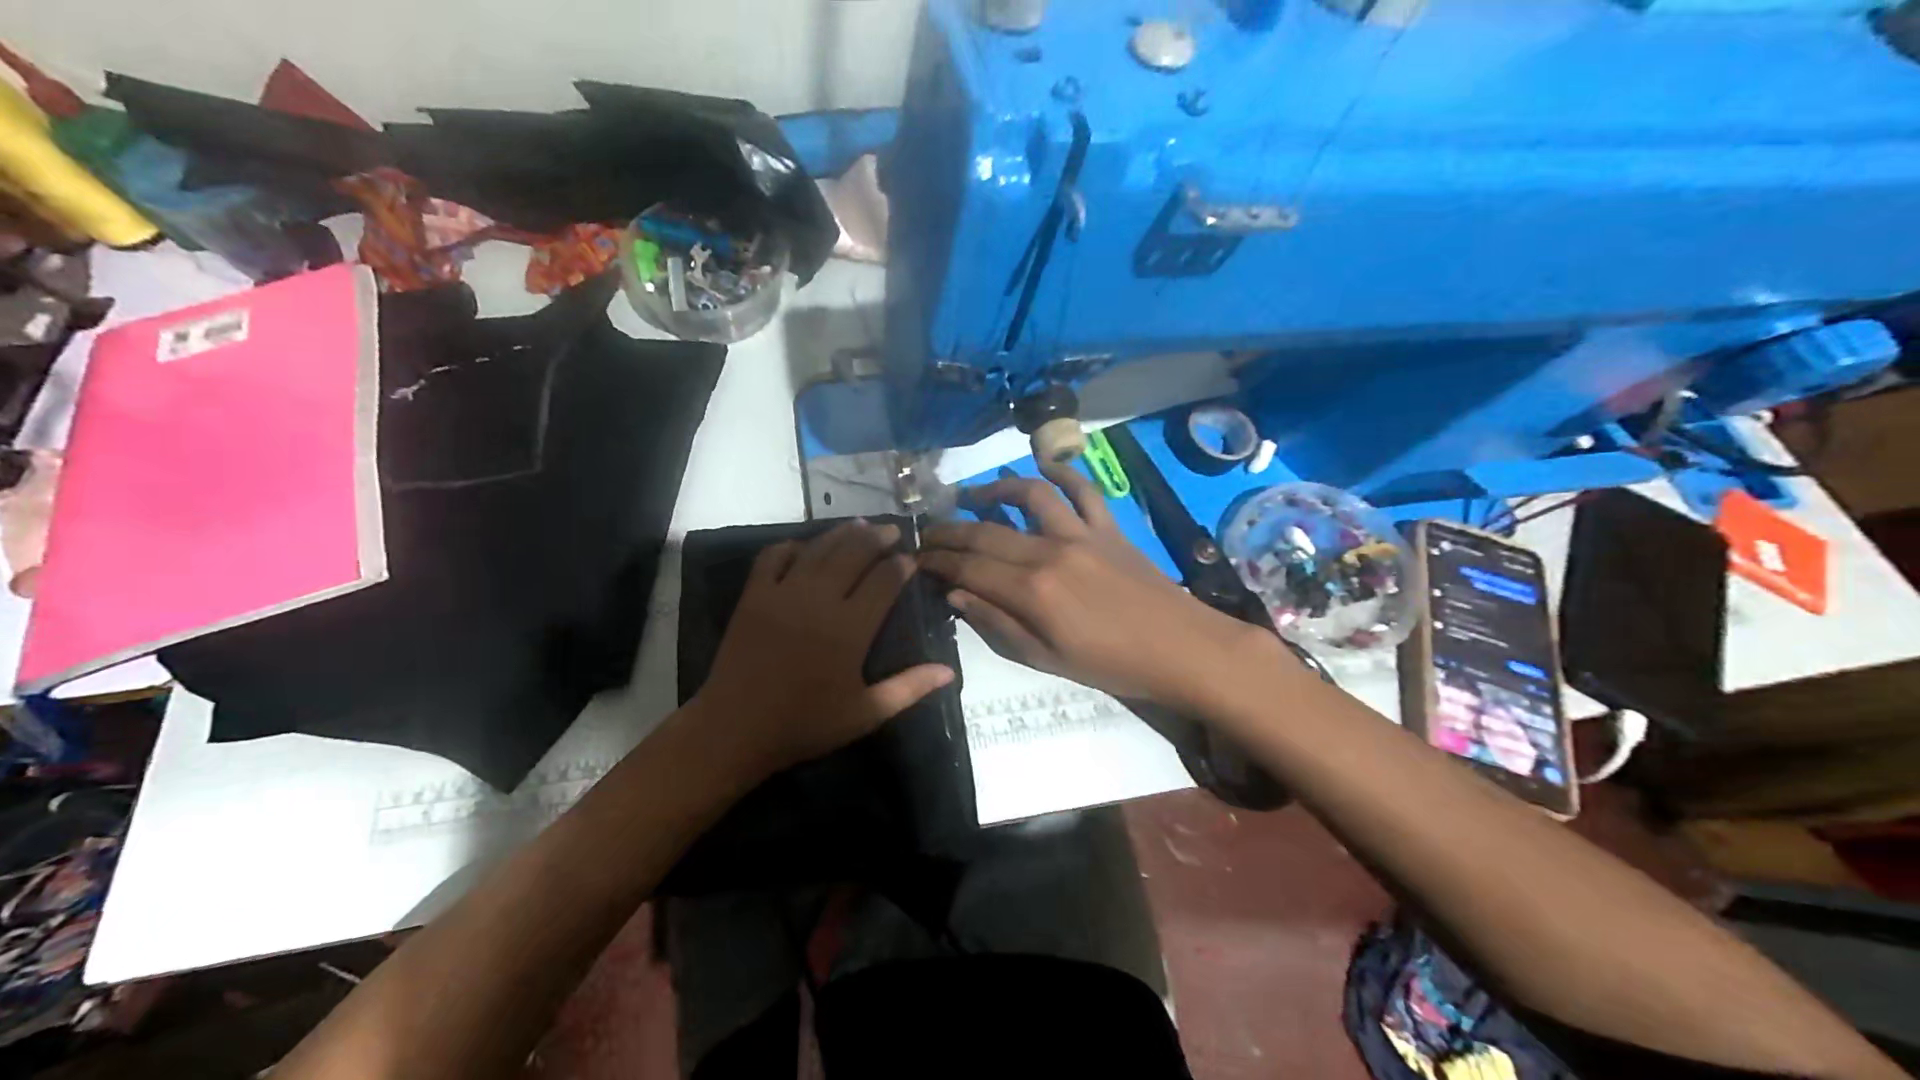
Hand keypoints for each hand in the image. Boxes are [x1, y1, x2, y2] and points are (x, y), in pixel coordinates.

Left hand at [686, 520, 954, 778]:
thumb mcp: (866, 713)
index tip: (911, 558)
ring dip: (842, 533)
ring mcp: (783, 593)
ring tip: (860, 525)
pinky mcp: (753, 596)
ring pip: (818, 549)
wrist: (735, 730)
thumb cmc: (805, 724)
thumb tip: (950, 671)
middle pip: (853, 553)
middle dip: (877, 538)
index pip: (884, 581)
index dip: (901, 565)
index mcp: (850, 628)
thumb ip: (910, 687)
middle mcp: (819, 600)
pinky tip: (805, 546)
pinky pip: (773, 556)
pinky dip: (791, 545)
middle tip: (891, 531)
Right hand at [919, 461, 1267, 707]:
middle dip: (949, 530)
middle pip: (986, 532)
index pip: (968, 567)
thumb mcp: (1045, 659)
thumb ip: (997, 623)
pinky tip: (1042, 469)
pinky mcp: (1108, 526)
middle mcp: (1049, 552)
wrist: (1178, 648)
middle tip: (928, 533)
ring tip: (974, 497)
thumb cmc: (1110, 665)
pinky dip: (1061, 474)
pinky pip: (1082, 490)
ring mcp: (1081, 533)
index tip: (917, 557)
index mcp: (1031, 591)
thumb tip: (955, 596)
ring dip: (995, 490)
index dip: (938, 560)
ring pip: (1029, 496)